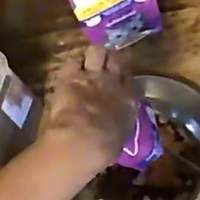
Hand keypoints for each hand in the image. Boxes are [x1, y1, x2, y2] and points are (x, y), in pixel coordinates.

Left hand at [39, 45, 134, 174]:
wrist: (83, 141)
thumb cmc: (105, 148)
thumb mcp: (122, 136)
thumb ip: (121, 122)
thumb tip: (116, 123)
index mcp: (129, 100)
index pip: (130, 80)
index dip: (123, 78)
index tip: (118, 81)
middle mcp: (114, 83)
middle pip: (115, 60)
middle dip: (109, 61)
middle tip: (101, 68)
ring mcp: (92, 76)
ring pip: (97, 51)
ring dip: (92, 56)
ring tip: (86, 64)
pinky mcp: (71, 76)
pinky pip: (73, 61)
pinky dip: (72, 66)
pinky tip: (69, 73)